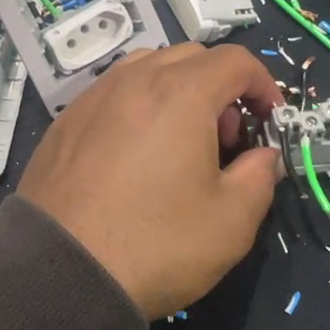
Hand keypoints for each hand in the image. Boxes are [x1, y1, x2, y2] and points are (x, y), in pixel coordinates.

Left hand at [17, 43, 285, 319]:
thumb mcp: (230, 221)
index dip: (263, 84)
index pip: (235, 60)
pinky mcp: (66, 120)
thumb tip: (262, 156)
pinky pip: (114, 92)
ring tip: (180, 144)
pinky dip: (139, 105)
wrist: (60, 272)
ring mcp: (93, 96)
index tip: (269, 121)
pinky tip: (137, 155)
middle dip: (221, 87)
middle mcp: (134, 80)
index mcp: (180, 93)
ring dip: (178, 91)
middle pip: (190, 57)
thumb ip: (259, 176)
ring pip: (148, 68)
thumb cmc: (155, 244)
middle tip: (226, 140)